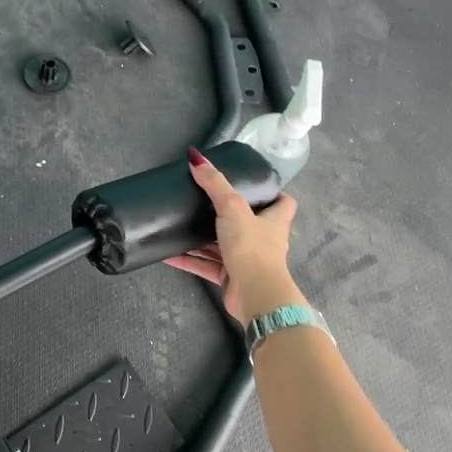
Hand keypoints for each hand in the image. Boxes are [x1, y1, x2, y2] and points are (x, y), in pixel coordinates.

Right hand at [164, 147, 302, 323]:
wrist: (254, 294)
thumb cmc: (251, 246)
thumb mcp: (232, 207)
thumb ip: (214, 184)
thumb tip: (195, 157)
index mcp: (274, 221)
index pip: (283, 202)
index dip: (272, 192)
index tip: (253, 183)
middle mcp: (263, 240)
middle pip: (248, 222)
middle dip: (228, 214)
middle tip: (206, 200)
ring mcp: (247, 260)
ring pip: (222, 245)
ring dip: (202, 238)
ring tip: (181, 225)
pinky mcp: (230, 278)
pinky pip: (206, 265)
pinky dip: (189, 259)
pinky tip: (168, 253)